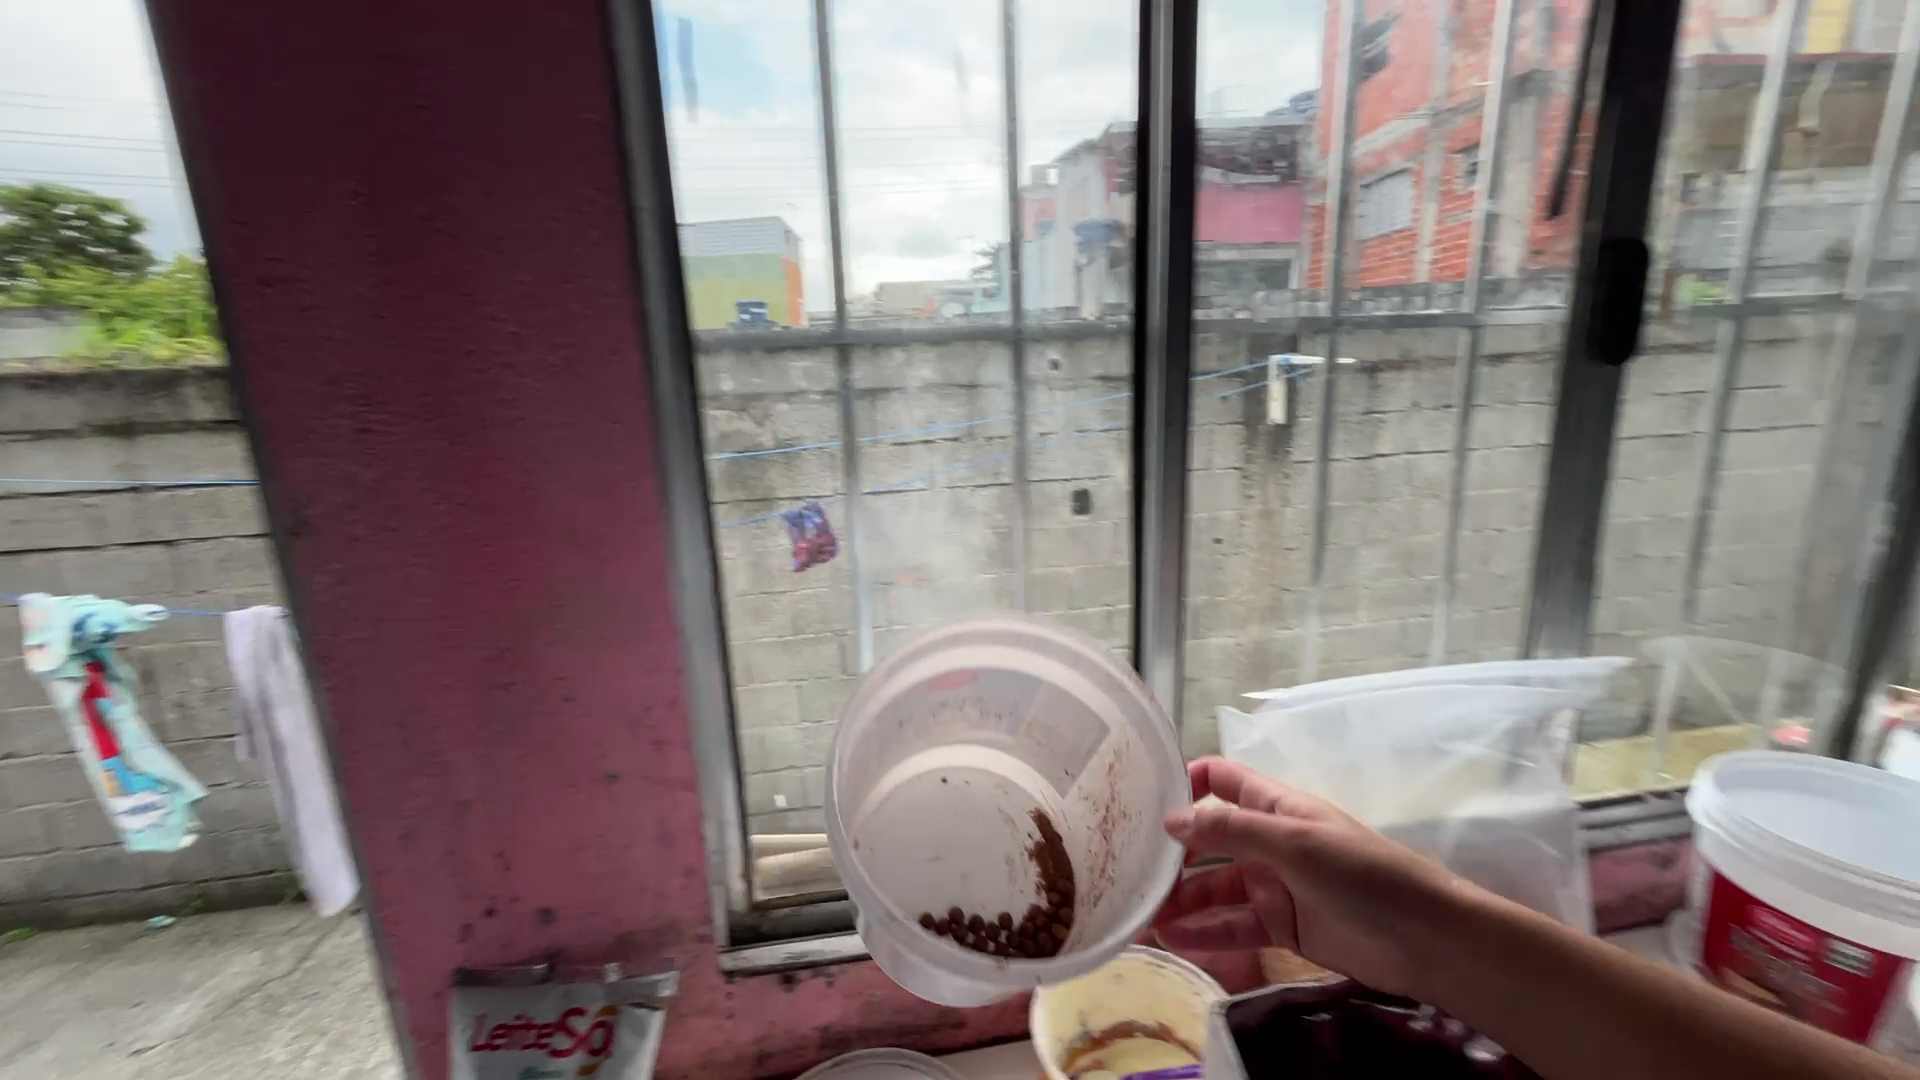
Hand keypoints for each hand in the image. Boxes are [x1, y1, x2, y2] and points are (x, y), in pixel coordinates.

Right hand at [1151, 757, 1481, 999]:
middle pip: (1207, 840)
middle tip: (1128, 871)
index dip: (1183, 782)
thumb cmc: (1360, 871)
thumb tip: (1169, 820)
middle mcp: (1265, 840)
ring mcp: (1272, 885)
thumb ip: (1229, 829)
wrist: (1427, 940)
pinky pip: (1233, 926)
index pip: (1218, 779)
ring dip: (1180, 900)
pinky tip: (1172, 939)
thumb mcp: (1292, 840)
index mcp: (1271, 806)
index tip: (1143, 800)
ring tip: (1141, 917)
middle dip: (1170, 854)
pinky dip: (1204, 932)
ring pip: (1214, 888)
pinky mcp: (1281, 927)